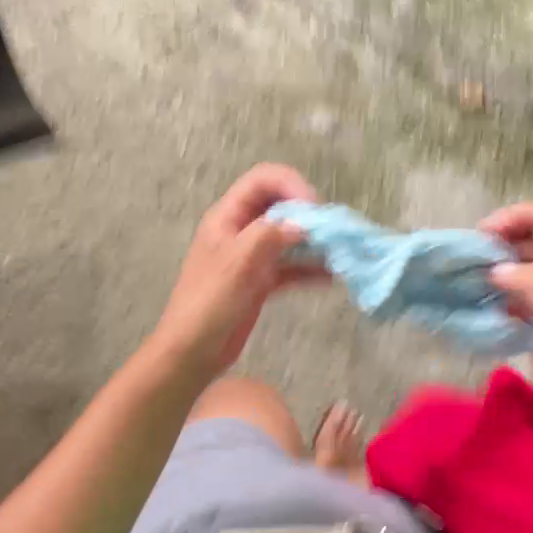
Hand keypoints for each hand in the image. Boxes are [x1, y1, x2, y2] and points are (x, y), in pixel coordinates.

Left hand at [145, 164, 321, 377]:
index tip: (314, 208)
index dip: (290, 184)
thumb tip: (302, 224)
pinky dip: (310, 269)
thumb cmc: (208, 303)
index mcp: (227, 216)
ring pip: (288, 237)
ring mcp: (251, 256)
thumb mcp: (237, 263)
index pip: (262, 180)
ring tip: (341, 253)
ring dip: (314, 242)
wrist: (192, 352)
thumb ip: (269, 236)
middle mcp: (240, 230)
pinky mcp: (260, 281)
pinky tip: (333, 277)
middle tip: (333, 233)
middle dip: (308, 213)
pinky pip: (290, 266)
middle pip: (279, 206)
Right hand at [480, 203, 532, 447]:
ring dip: (493, 265)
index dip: (517, 217)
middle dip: (499, 240)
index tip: (484, 234)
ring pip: (519, 265)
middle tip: (468, 256)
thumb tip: (497, 268)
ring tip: (464, 275)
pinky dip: (493, 290)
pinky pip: (513, 292)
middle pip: (531, 239)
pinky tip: (474, 299)